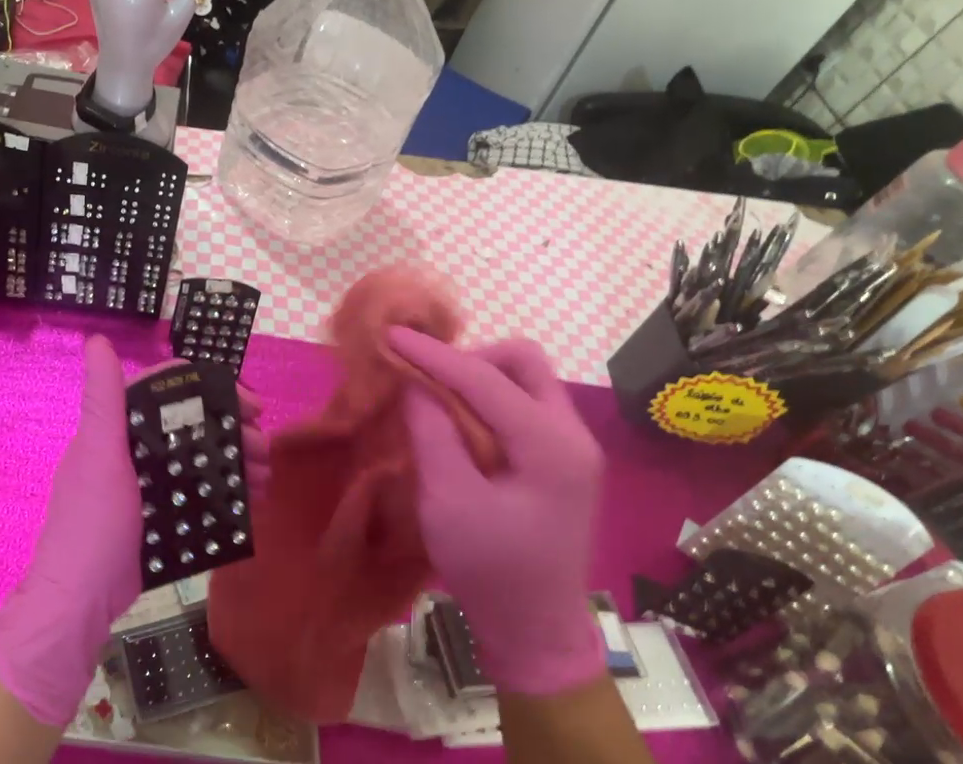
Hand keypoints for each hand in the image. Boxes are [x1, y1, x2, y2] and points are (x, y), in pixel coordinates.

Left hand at [0, 337, 269, 724]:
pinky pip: (195, 494)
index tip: (250, 402)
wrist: (80, 602)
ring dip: (232, 462)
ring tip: (266, 477)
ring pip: (196, 461)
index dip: (208, 390)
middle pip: (188, 428)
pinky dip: (223, 494)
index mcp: (114, 430)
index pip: (166, 393)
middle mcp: (129, 452)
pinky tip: (251, 503)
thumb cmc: (93, 522)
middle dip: (229, 431)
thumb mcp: (100, 454)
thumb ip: (104, 399)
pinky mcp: (156, 518)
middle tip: (264, 446)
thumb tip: (97, 340)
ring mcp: (143, 487)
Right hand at [388, 328, 606, 695]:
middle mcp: (573, 435)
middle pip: (523, 362)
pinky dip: (489, 398)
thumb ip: (432, 434)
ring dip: (479, 376)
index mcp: (551, 446)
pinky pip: (525, 404)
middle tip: (425, 375)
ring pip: (527, 379)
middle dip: (469, 357)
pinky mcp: (561, 460)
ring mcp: (573, 447)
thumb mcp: (449, 501)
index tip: (390, 336)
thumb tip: (415, 383)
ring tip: (437, 396)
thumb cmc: (490, 569)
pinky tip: (460, 419)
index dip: (434, 354)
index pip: (486, 379)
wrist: (535, 627)